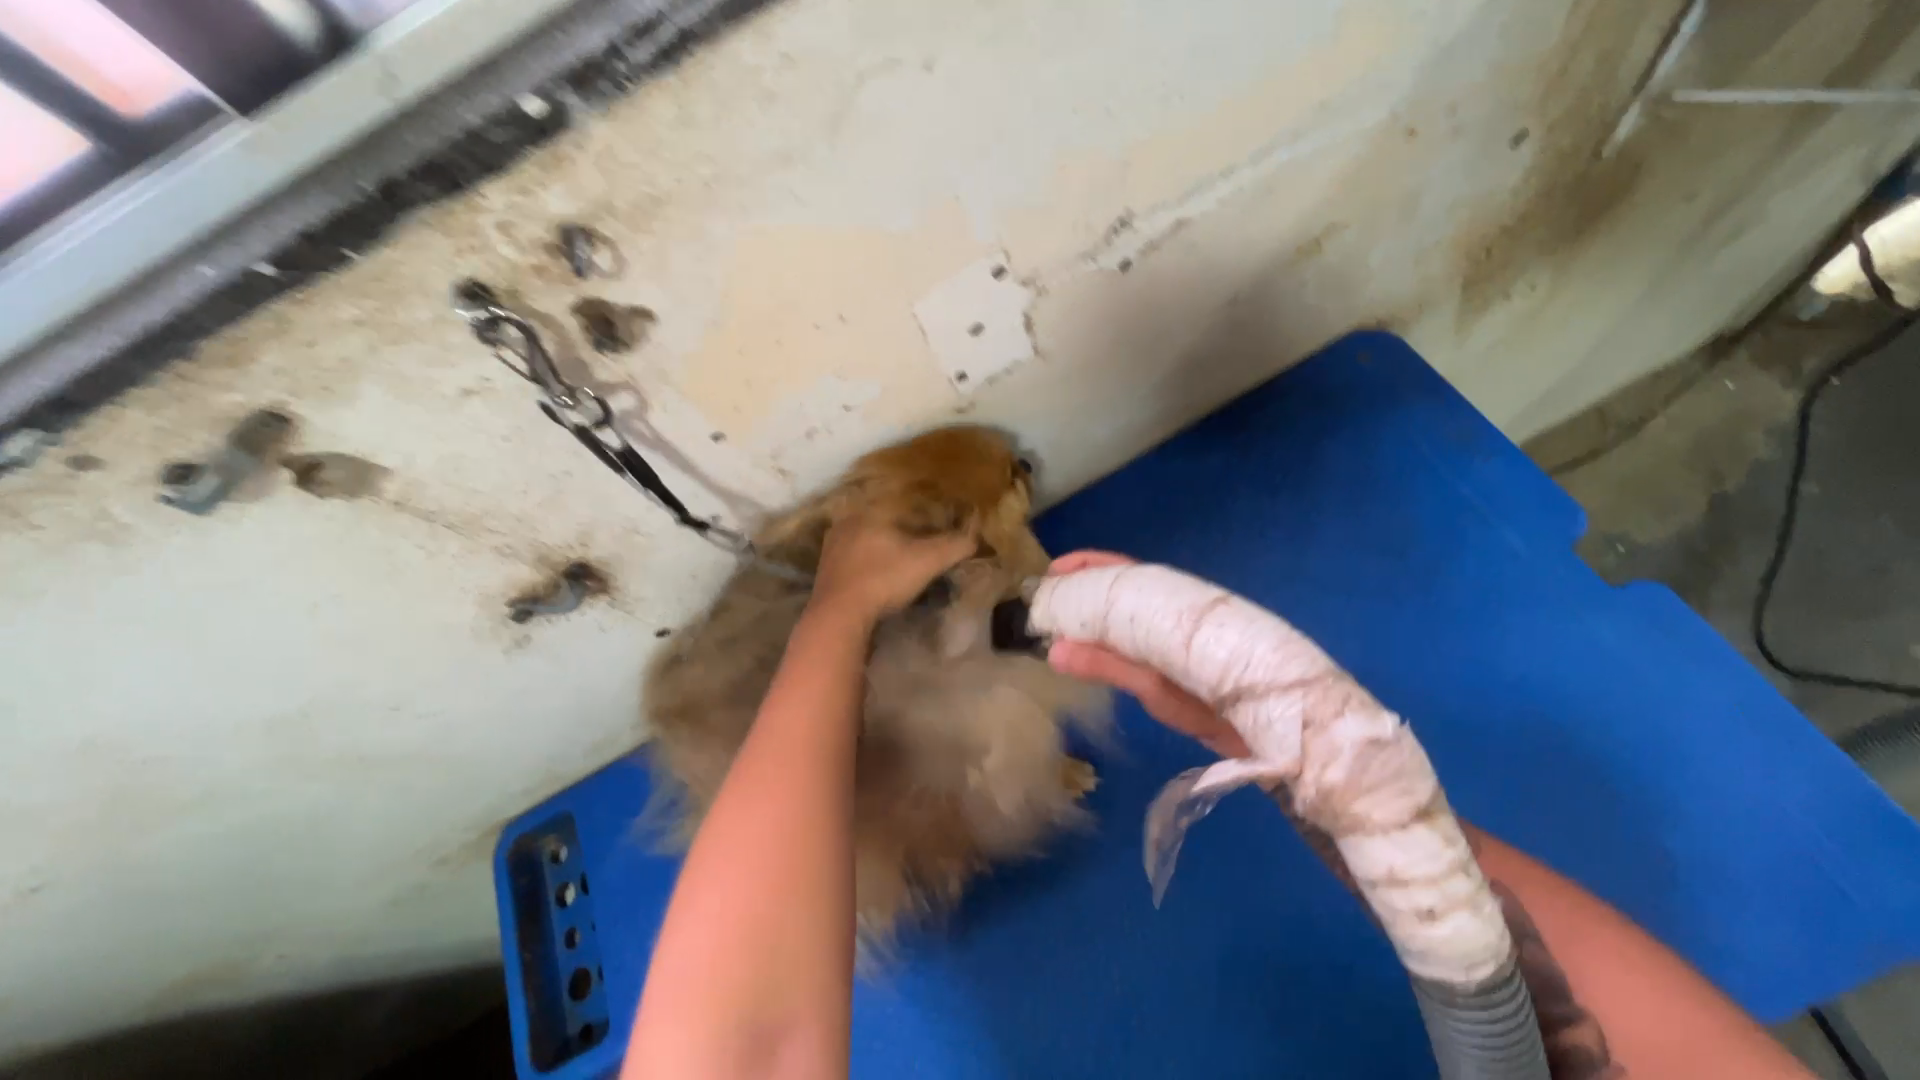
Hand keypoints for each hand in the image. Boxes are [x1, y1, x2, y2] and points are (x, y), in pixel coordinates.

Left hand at [808, 511, 975, 625]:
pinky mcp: (824, 572)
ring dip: (882, 550)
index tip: (938, 525)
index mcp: (870, 510)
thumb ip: (954, 545)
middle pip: (882, 522)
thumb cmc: (884, 578)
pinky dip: (867, 566)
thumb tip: (975, 539)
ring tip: (901, 563)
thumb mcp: (928, 560)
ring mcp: (831, 548)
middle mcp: (847, 522)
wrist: (838, 616)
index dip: (923, 514)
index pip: (902, 504)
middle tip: (921, 545)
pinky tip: (878, 578)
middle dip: (901, 532)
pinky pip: (853, 561)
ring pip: (865, 542)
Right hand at [1043, 551, 1251, 758]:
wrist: (1274, 738)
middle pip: (1125, 587)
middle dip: (1084, 588)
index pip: (1126, 572)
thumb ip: (1109, 666)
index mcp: (1175, 605)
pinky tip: (1087, 645)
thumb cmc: (1219, 709)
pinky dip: (1108, 636)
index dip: (1089, 567)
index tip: (1053, 572)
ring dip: (1094, 611)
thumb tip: (1055, 650)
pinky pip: (1137, 637)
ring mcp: (1179, 637)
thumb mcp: (1158, 689)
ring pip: (1130, 611)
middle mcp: (1177, 612)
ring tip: (1057, 619)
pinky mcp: (1179, 663)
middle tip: (1044, 598)